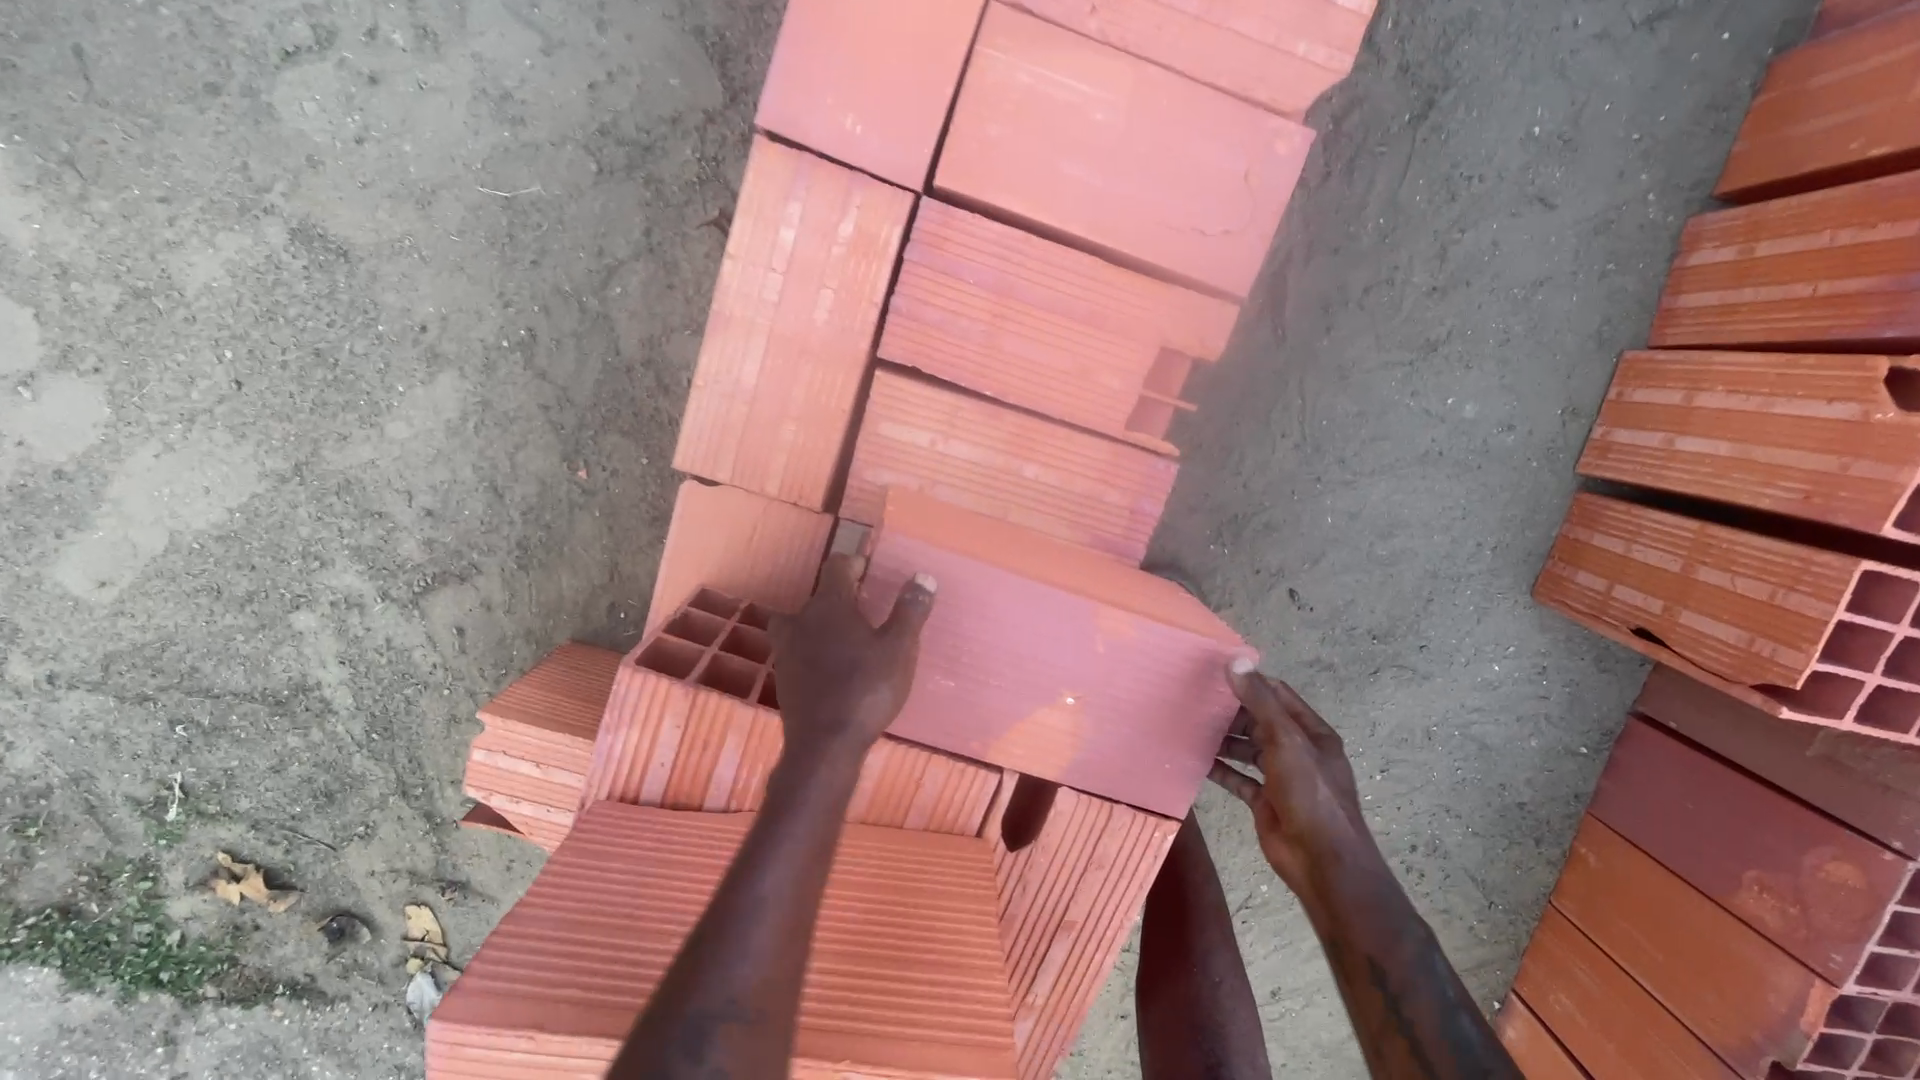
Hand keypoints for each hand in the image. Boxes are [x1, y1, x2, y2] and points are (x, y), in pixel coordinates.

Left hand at [767, 553, 936, 765]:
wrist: (824, 743)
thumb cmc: (866, 688)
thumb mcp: (899, 649)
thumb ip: (910, 611)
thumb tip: (923, 576)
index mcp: (829, 605)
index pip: (837, 567)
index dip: (854, 563)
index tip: (869, 569)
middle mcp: (801, 620)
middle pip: (816, 595)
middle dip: (838, 596)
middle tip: (863, 606)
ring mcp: (787, 651)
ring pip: (798, 624)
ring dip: (819, 624)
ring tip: (844, 637)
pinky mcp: (784, 679)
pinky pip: (798, 652)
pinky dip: (813, 651)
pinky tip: (831, 668)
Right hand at [1208, 660, 1382, 905]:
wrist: (1321, 859)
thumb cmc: (1310, 794)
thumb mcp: (1286, 741)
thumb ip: (1259, 702)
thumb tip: (1236, 662)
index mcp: (1311, 733)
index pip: (1278, 696)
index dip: (1250, 682)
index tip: (1215, 673)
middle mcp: (1296, 751)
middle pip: (1259, 722)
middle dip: (1230, 712)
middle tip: (1193, 699)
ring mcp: (1280, 777)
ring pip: (1247, 750)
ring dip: (1222, 740)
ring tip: (1189, 726)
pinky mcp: (1264, 801)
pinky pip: (1238, 778)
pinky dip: (1220, 769)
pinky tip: (1196, 760)